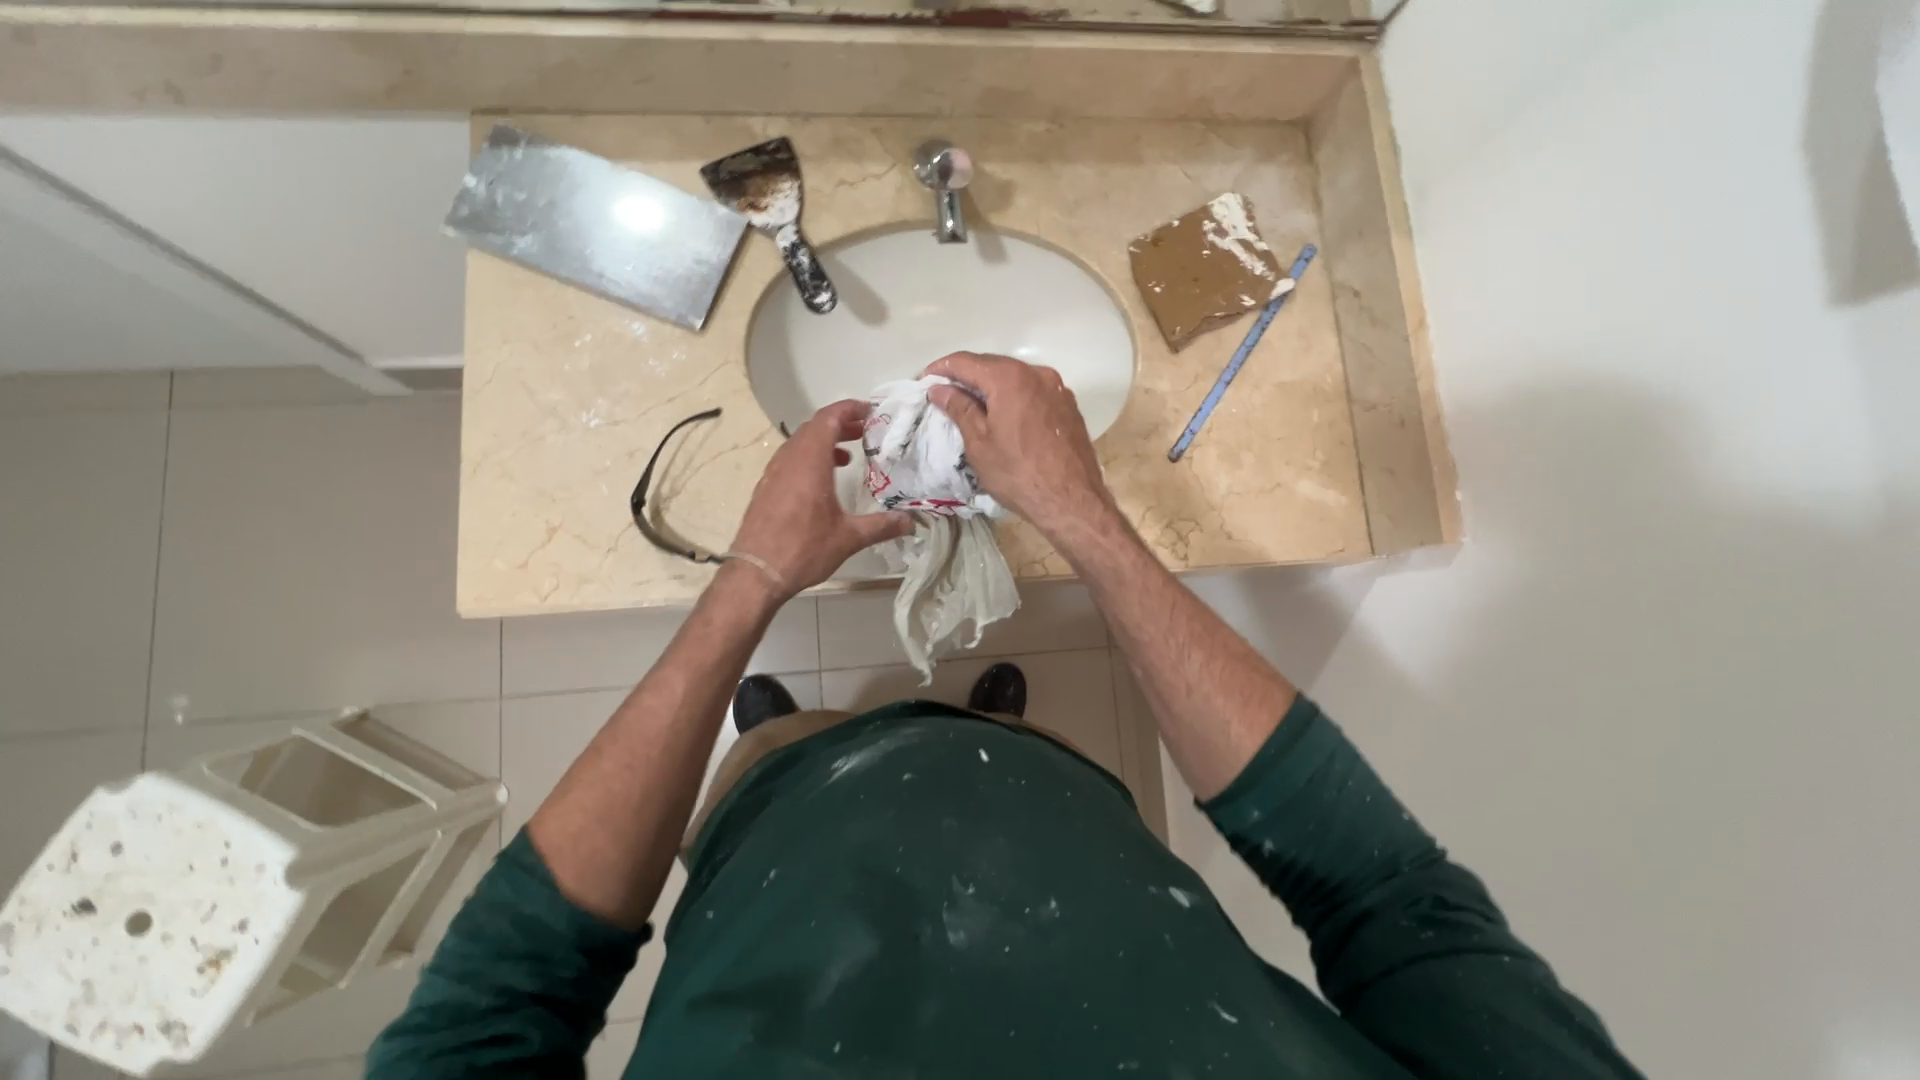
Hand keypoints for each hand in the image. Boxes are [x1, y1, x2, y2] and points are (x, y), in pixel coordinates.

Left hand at [729, 399, 913, 597]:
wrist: (756, 573)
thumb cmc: (803, 549)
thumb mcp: (849, 538)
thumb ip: (882, 526)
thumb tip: (911, 521)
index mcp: (810, 462)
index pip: (828, 418)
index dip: (849, 409)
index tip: (870, 411)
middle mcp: (789, 460)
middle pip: (814, 427)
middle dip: (840, 424)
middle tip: (865, 431)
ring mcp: (773, 473)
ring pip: (800, 443)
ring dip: (824, 441)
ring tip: (847, 455)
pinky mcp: (766, 488)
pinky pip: (790, 460)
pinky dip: (809, 458)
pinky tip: (822, 481)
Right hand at [924, 352, 1118, 542]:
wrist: (1072, 501)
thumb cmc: (1018, 474)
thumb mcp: (979, 444)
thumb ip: (959, 409)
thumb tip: (940, 389)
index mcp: (1009, 378)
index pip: (966, 362)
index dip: (941, 369)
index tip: (924, 381)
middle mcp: (1036, 373)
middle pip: (992, 365)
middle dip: (966, 376)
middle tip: (944, 393)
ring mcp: (1057, 388)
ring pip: (1014, 377)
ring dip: (990, 386)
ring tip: (971, 405)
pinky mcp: (1068, 405)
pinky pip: (1032, 391)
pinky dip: (1013, 396)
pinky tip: (1003, 416)